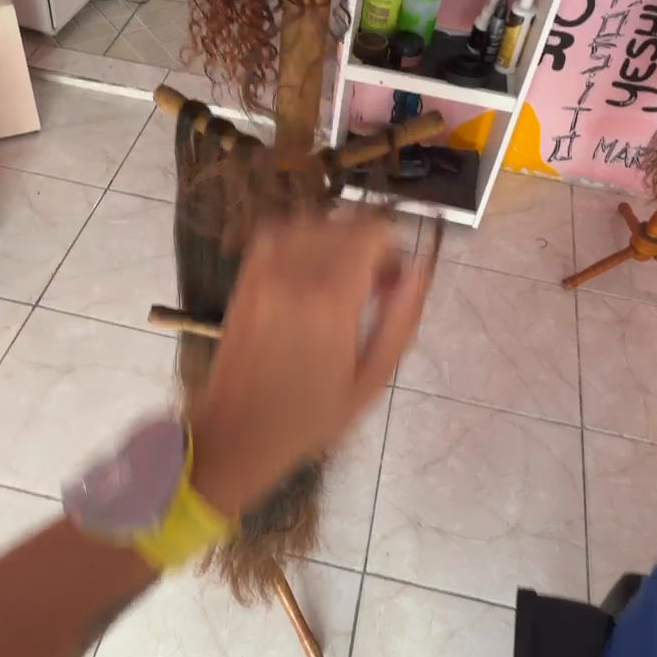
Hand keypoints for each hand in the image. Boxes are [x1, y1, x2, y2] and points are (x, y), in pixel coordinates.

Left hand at [189, 214, 433, 517]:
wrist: (238, 432)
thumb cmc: (311, 417)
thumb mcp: (371, 381)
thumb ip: (401, 320)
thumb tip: (418, 270)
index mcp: (331, 300)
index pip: (371, 234)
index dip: (392, 250)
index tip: (392, 283)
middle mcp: (295, 275)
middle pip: (344, 224)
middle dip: (367, 245)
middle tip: (371, 286)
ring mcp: (264, 273)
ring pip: (311, 223)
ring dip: (334, 239)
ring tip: (340, 277)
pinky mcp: (245, 279)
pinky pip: (276, 234)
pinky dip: (299, 239)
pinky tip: (307, 271)